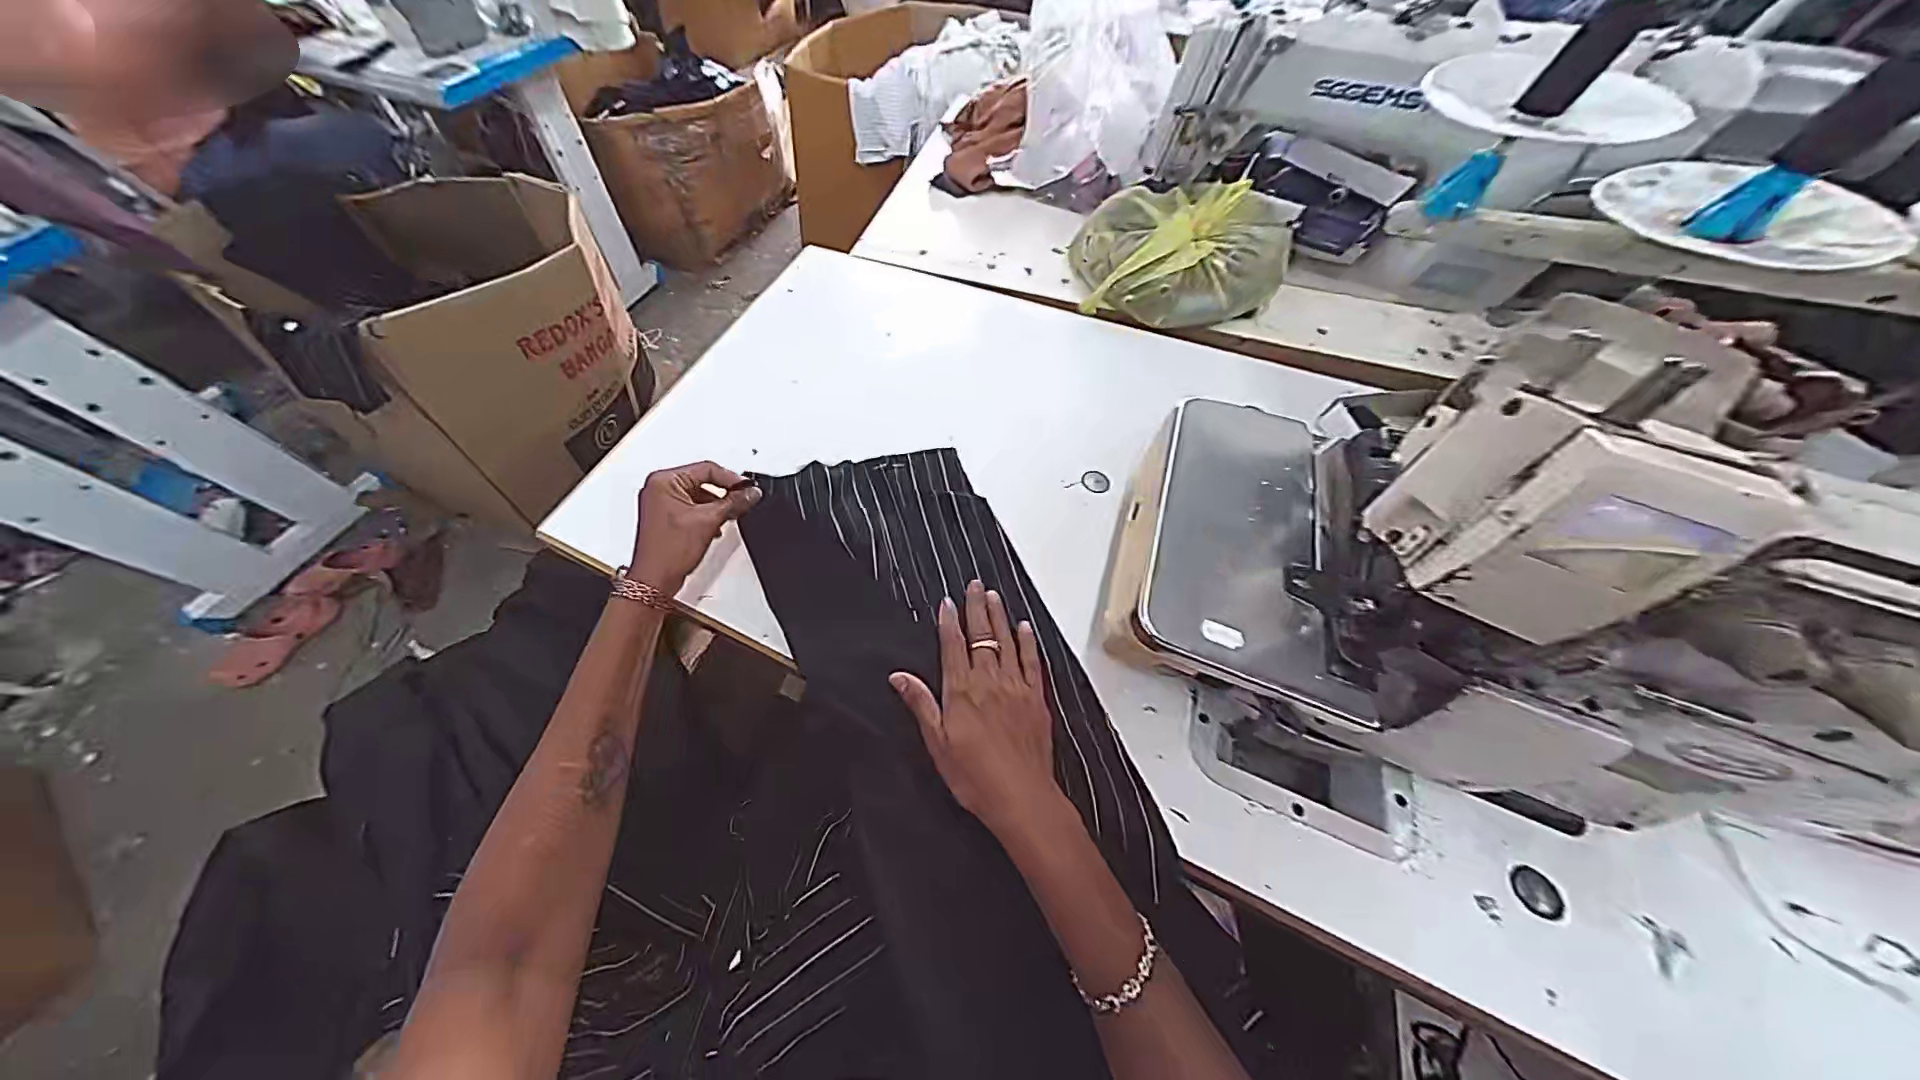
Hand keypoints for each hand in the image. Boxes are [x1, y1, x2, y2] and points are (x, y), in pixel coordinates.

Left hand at [629, 461, 760, 594]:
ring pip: (699, 495)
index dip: (731, 479)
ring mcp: (662, 503)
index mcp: (663, 481)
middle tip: (742, 500)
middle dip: (724, 492)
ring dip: (717, 505)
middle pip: (703, 480)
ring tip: (729, 515)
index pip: (706, 469)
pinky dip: (707, 514)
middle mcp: (659, 489)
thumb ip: (733, 502)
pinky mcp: (667, 517)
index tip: (747, 488)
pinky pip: (693, 507)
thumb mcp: (708, 520)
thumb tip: (750, 493)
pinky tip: (716, 525)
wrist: (655, 579)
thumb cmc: (667, 551)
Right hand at [890, 580, 1055, 836]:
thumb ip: (921, 704)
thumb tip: (900, 677)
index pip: (953, 645)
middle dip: (975, 608)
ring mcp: (1015, 687)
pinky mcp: (1036, 699)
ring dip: (999, 616)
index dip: (949, 621)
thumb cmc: (976, 777)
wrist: (1021, 796)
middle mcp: (989, 682)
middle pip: (981, 636)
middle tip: (974, 585)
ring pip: (1007, 641)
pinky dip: (1028, 642)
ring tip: (993, 596)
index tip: (946, 602)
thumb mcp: (937, 743)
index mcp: (962, 691)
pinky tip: (1025, 628)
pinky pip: (1032, 661)